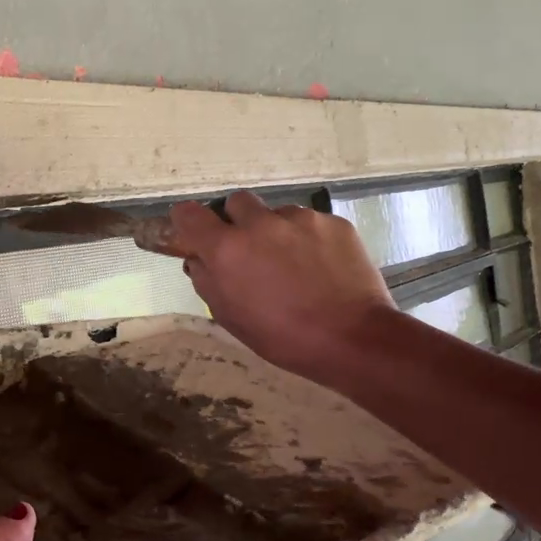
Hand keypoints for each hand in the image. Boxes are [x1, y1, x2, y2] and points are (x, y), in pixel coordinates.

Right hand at [169, 193, 395, 381]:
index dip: (187, 221)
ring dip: (274, 231)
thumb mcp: (229, 316)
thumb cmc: (280, 336)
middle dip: (236, 221)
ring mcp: (300, 220)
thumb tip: (198, 259)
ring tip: (291, 264)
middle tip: (248, 250)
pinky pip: (309, 223)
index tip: (195, 234)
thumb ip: (206, 280)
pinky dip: (306, 239)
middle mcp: (259, 224)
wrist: (353, 338)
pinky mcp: (334, 223)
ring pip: (275, 213)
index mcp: (226, 249)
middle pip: (235, 202)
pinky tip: (318, 267)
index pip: (188, 214)